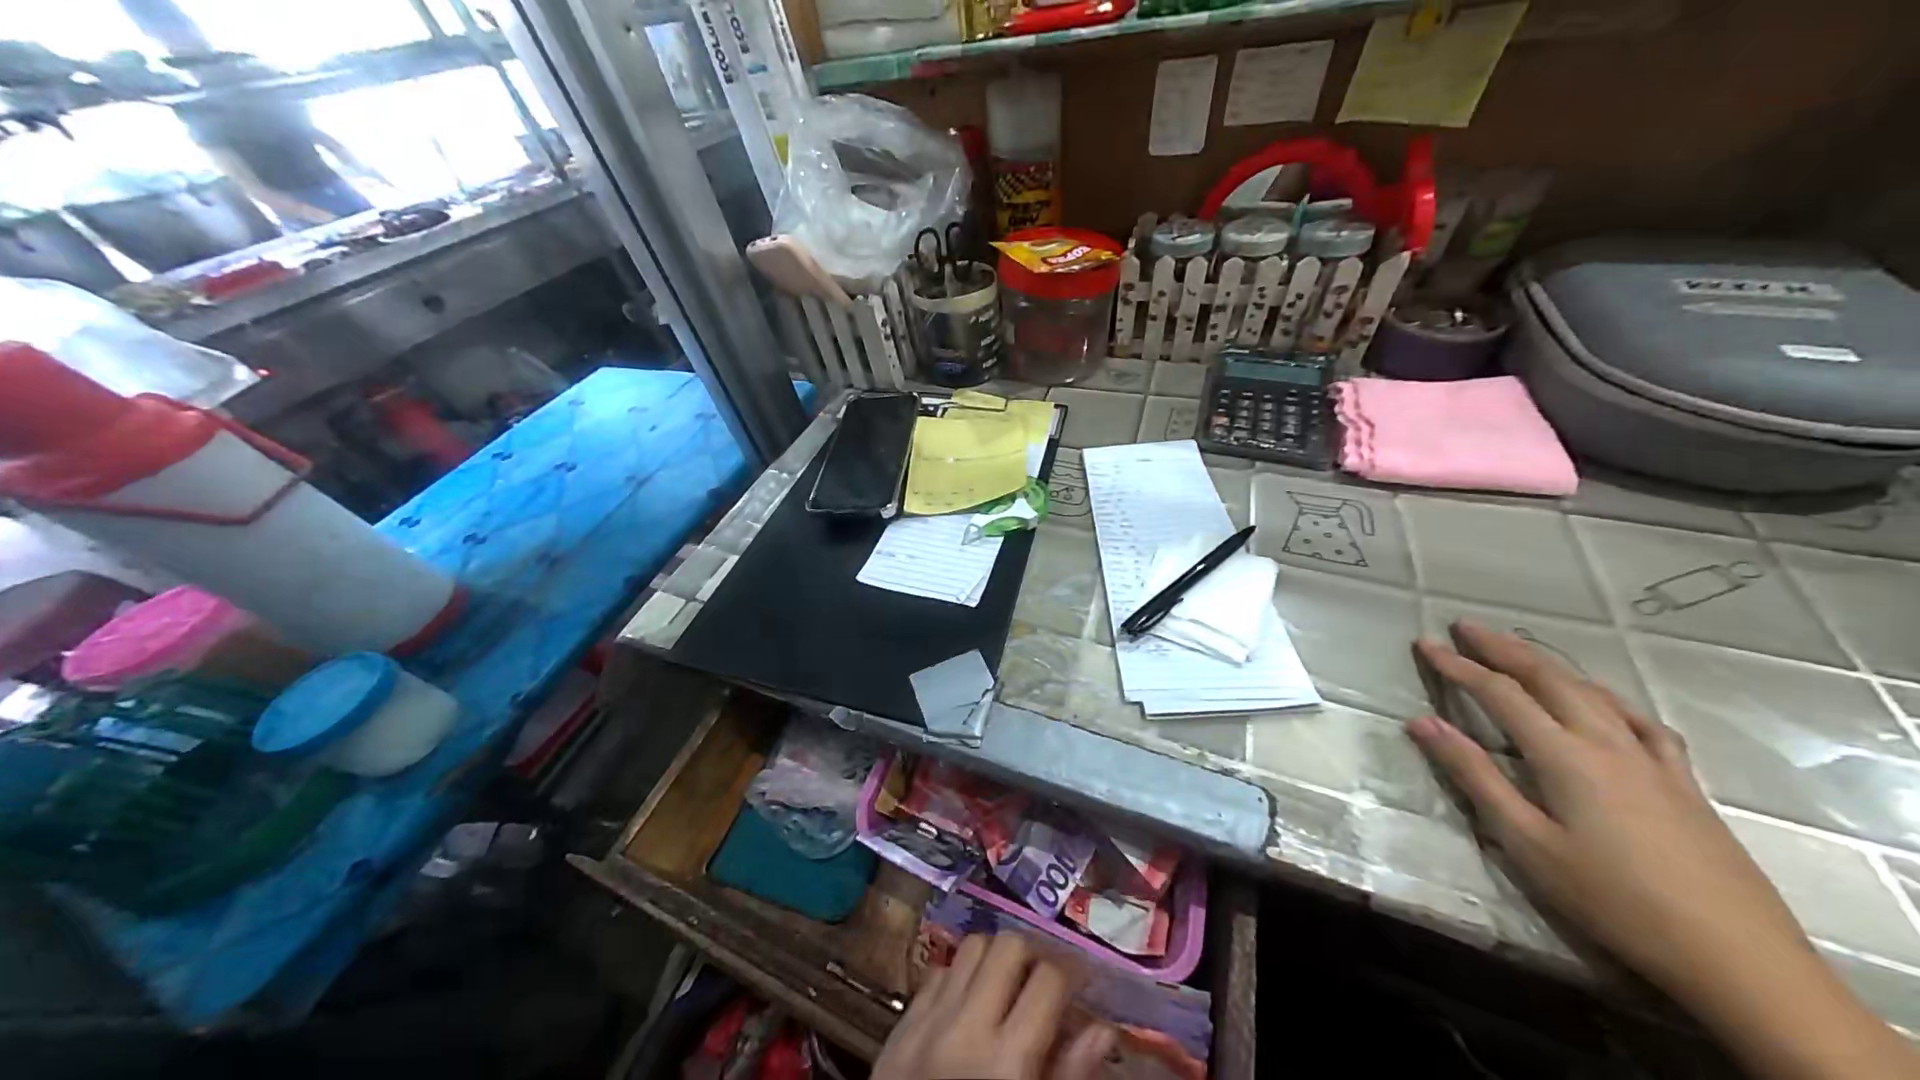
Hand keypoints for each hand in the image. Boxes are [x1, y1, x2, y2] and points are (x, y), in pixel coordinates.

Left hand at [873, 934, 1114, 1079]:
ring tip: (1011, 982)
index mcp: (1007, 1060)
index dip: (1073, 973)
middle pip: (1009, 947)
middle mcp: (968, 1026)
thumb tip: (1103, 1030)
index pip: (1049, 980)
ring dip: (997, 957)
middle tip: (1047, 979)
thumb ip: (1068, 1075)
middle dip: (1035, 955)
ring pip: (972, 947)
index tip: (1083, 983)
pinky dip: (961, 975)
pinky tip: (972, 999)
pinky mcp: (903, 1022)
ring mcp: (930, 1018)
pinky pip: (938, 972)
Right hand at [1410, 621, 1916, 1079]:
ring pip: (1593, 692)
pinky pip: (1640, 721)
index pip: (1500, 693)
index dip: (1458, 666)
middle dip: (1502, 648)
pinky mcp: (1682, 781)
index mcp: (1564, 755)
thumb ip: (1475, 776)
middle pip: (1548, 678)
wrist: (1734, 953)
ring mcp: (1652, 759)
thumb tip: (1421, 722)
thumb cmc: (1611, 898)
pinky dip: (1607, 699)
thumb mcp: (1525, 842)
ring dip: (1548, 665)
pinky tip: (1603, 703)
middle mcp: (1607, 742)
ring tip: (1519, 652)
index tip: (1424, 644)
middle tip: (1465, 626)